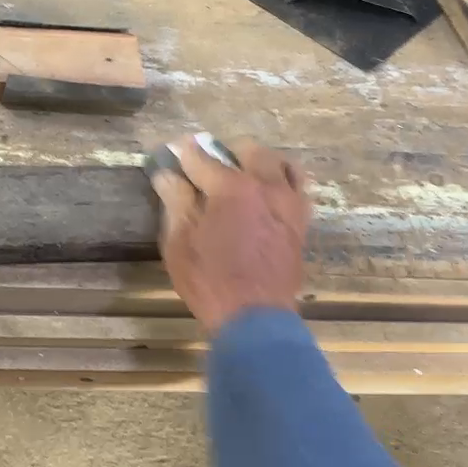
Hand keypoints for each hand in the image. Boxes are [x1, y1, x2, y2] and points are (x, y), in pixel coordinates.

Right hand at [149, 134, 312, 333]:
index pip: (202, 158)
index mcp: (232, 188)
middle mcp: (266, 186)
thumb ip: (175, 203)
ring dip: (259, 162)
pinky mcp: (301, 223)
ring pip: (280, 164)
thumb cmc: (209, 281)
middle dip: (225, 151)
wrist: (255, 317)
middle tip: (207, 164)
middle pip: (249, 151)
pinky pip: (297, 188)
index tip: (173, 149)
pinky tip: (268, 193)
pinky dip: (282, 181)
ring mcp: (289, 204)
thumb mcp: (179, 243)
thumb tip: (167, 175)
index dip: (184, 153)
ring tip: (242, 173)